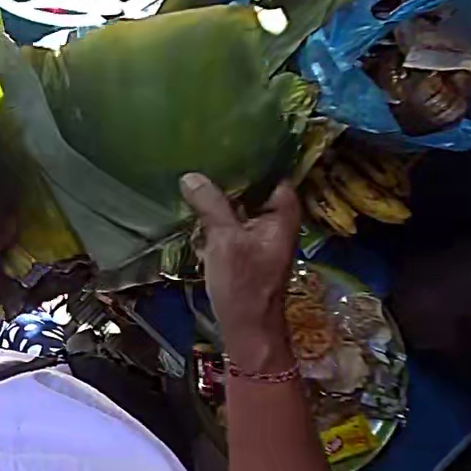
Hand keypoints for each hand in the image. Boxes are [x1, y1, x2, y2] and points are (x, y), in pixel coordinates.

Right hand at [181, 174, 300, 372]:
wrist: (246, 327)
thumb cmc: (244, 284)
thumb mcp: (225, 240)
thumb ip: (210, 205)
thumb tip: (190, 176)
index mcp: (281, 214)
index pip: (271, 173)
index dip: (252, 158)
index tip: (226, 142)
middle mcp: (272, 221)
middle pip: (251, 188)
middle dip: (227, 176)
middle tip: (199, 157)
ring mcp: (256, 236)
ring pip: (236, 206)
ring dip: (216, 196)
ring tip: (190, 177)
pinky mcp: (240, 249)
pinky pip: (226, 223)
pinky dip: (212, 216)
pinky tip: (191, 209)